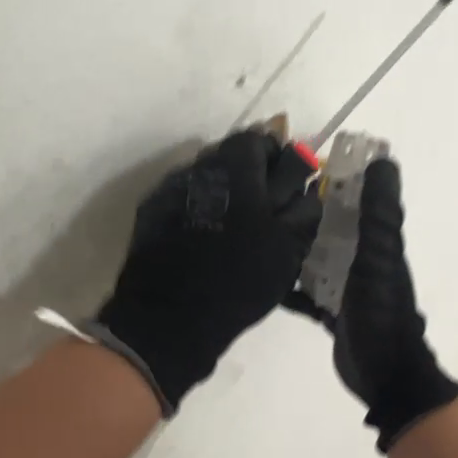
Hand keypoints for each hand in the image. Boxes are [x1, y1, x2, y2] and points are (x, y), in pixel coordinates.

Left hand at [94, 129, 321, 413]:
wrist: (169, 316)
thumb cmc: (240, 278)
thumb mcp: (288, 247)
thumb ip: (302, 209)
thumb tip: (306, 186)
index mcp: (236, 167)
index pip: (261, 140)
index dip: (278, 160)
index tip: (288, 186)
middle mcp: (199, 167)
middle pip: (231, 156)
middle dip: (251, 176)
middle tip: (265, 211)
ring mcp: (170, 189)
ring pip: (208, 178)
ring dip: (224, 193)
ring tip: (235, 228)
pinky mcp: (150, 212)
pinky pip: (184, 200)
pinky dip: (200, 211)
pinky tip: (206, 240)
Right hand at [286, 159, 457, 451]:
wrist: (386, 374)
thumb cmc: (383, 313)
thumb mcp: (380, 258)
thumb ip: (380, 215)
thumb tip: (383, 161)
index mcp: (377, 241)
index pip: (357, 200)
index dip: (335, 180)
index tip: (299, 165)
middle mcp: (363, 258)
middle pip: (332, 227)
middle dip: (305, 214)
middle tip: (264, 199)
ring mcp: (346, 287)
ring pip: (316, 258)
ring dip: (293, 248)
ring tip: (256, 235)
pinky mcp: (332, 313)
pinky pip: (307, 293)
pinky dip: (289, 288)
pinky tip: (262, 280)